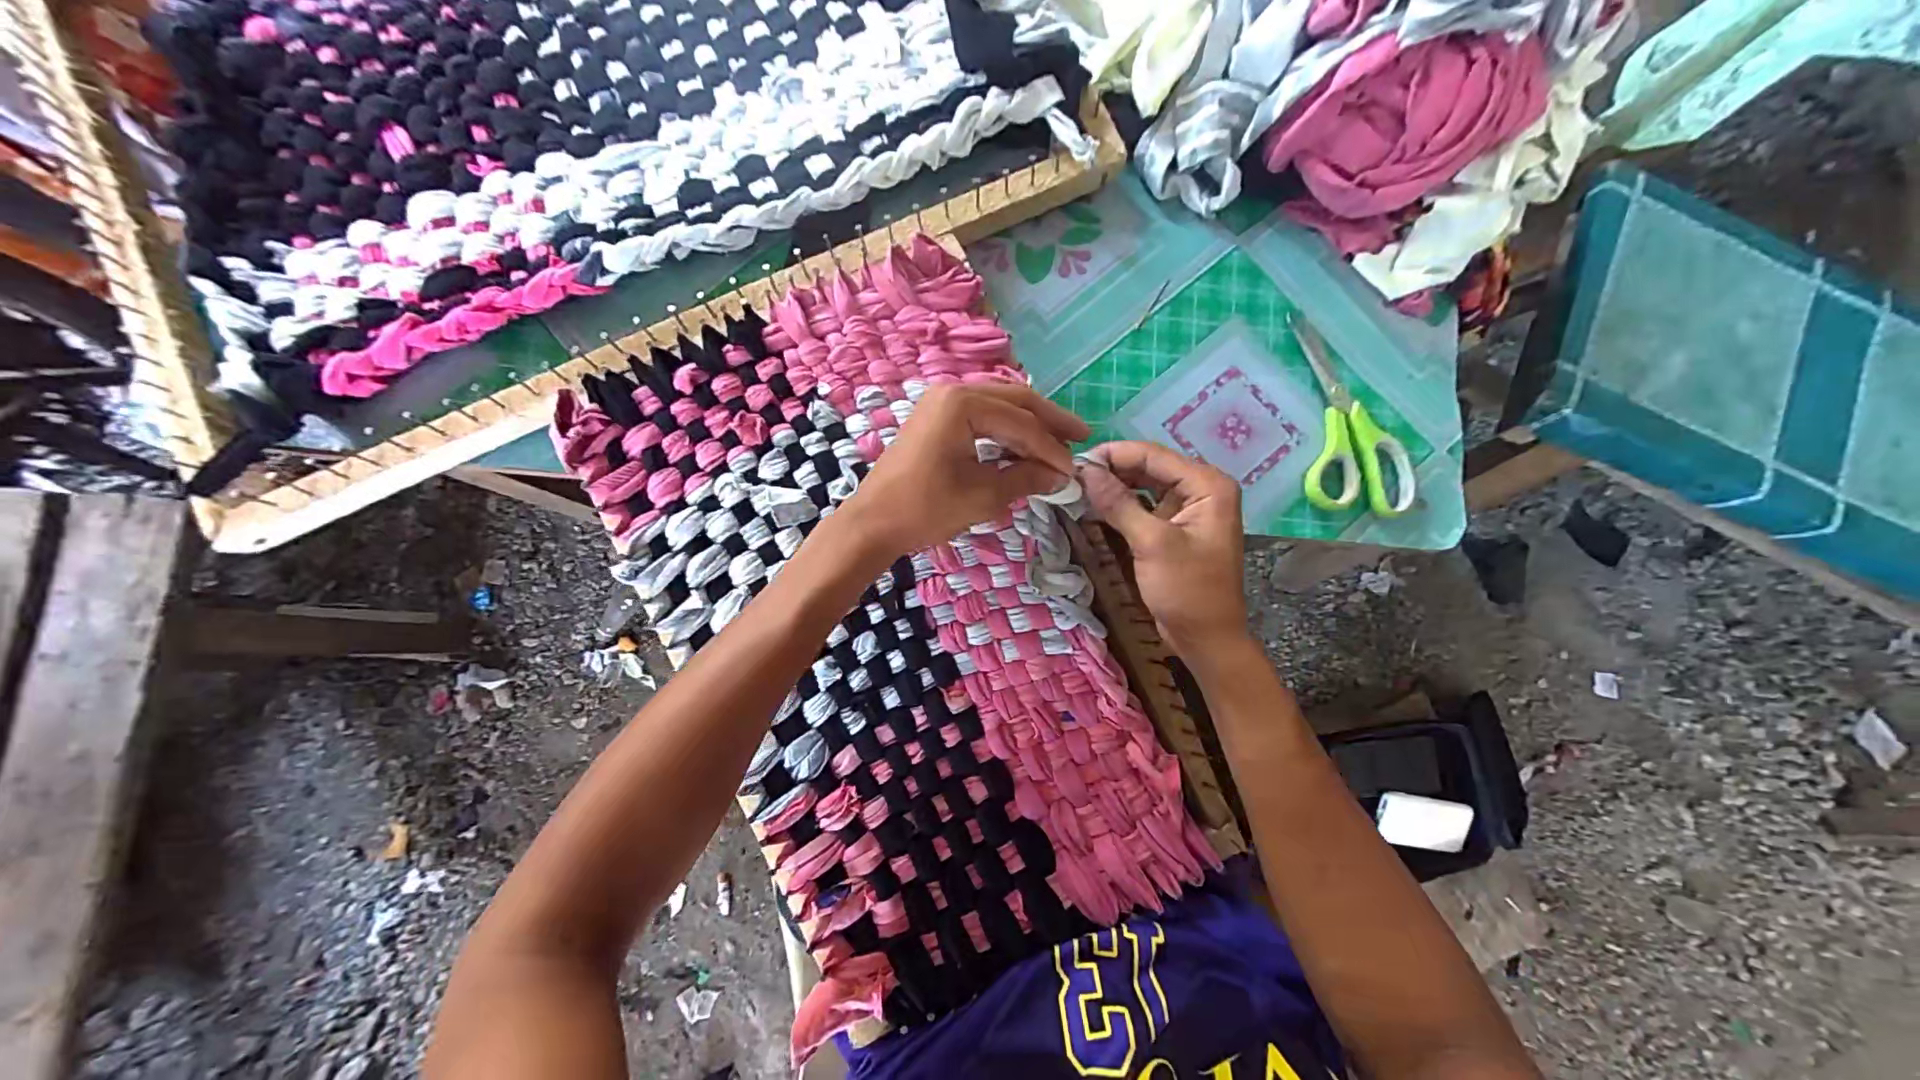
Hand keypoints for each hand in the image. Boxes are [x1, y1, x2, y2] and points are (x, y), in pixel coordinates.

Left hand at [841, 381, 1089, 556]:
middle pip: (1014, 400)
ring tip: (1058, 444)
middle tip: (1081, 437)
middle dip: (1049, 421)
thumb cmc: (925, 508)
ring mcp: (940, 402)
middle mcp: (952, 391)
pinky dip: (1005, 431)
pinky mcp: (935, 419)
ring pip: (998, 406)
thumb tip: (1060, 475)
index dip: (1051, 448)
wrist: (873, 523)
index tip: (1073, 471)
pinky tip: (1022, 448)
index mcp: (962, 403)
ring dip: (1028, 425)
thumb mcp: (983, 496)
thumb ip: (1026, 479)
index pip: (1021, 423)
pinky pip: (980, 416)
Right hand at [1080, 441, 1249, 655]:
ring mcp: (1190, 509)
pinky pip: (1146, 505)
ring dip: (1115, 485)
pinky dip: (1123, 504)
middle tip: (1072, 474)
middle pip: (1150, 467)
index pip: (1154, 456)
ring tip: (1079, 486)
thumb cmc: (1187, 590)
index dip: (1114, 454)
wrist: (1206, 638)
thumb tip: (1086, 471)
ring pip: (1145, 485)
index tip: (1076, 460)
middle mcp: (1203, 489)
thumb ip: (1118, 503)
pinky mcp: (1176, 528)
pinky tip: (1097, 504)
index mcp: (1208, 485)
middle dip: (1113, 468)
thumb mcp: (1151, 544)